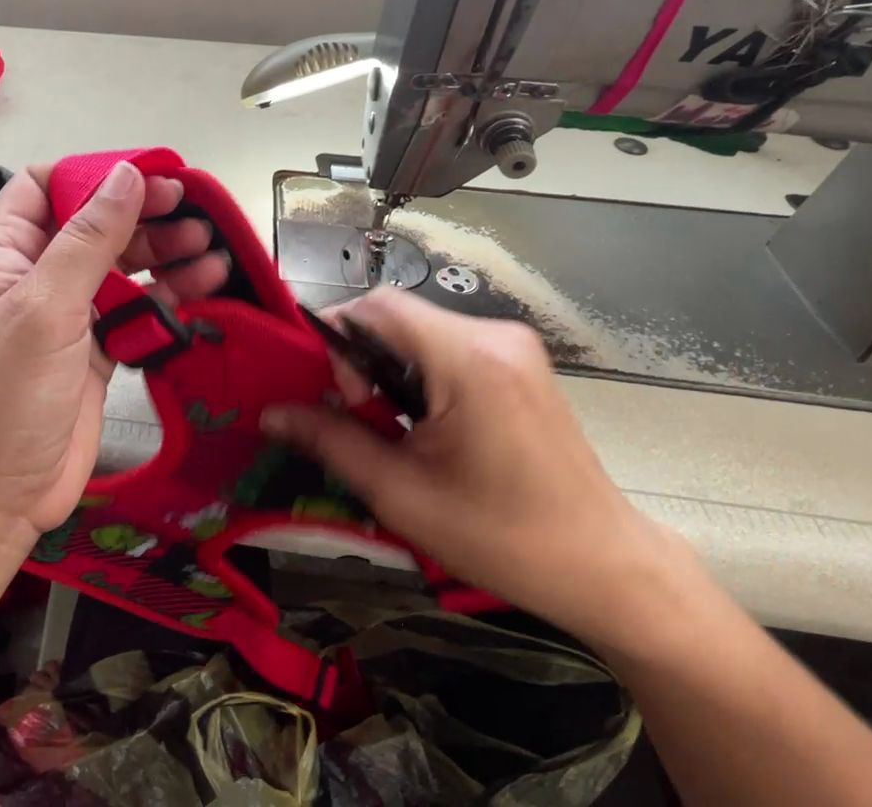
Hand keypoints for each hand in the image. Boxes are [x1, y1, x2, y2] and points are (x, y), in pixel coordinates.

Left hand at [0, 160, 231, 551]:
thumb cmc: (5, 399)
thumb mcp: (45, 310)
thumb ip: (88, 240)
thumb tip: (126, 173)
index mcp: (5, 254)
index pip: (44, 186)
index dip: (91, 175)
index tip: (146, 177)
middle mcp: (36, 276)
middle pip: (92, 223)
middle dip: (140, 213)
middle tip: (191, 211)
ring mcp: (68, 315)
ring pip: (120, 264)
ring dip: (163, 252)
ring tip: (208, 248)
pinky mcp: (96, 350)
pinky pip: (136, 309)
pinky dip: (168, 296)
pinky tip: (204, 286)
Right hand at [262, 287, 686, 646]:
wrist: (602, 565)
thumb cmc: (500, 536)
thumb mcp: (399, 493)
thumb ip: (330, 440)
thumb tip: (269, 413)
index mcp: (469, 360)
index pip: (375, 307)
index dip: (332, 337)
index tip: (326, 394)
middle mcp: (494, 336)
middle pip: (394, 315)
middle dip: (355, 358)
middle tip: (349, 415)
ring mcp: (513, 347)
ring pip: (416, 331)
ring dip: (383, 367)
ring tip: (380, 426)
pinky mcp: (518, 364)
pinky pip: (444, 347)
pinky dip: (413, 373)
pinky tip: (416, 423)